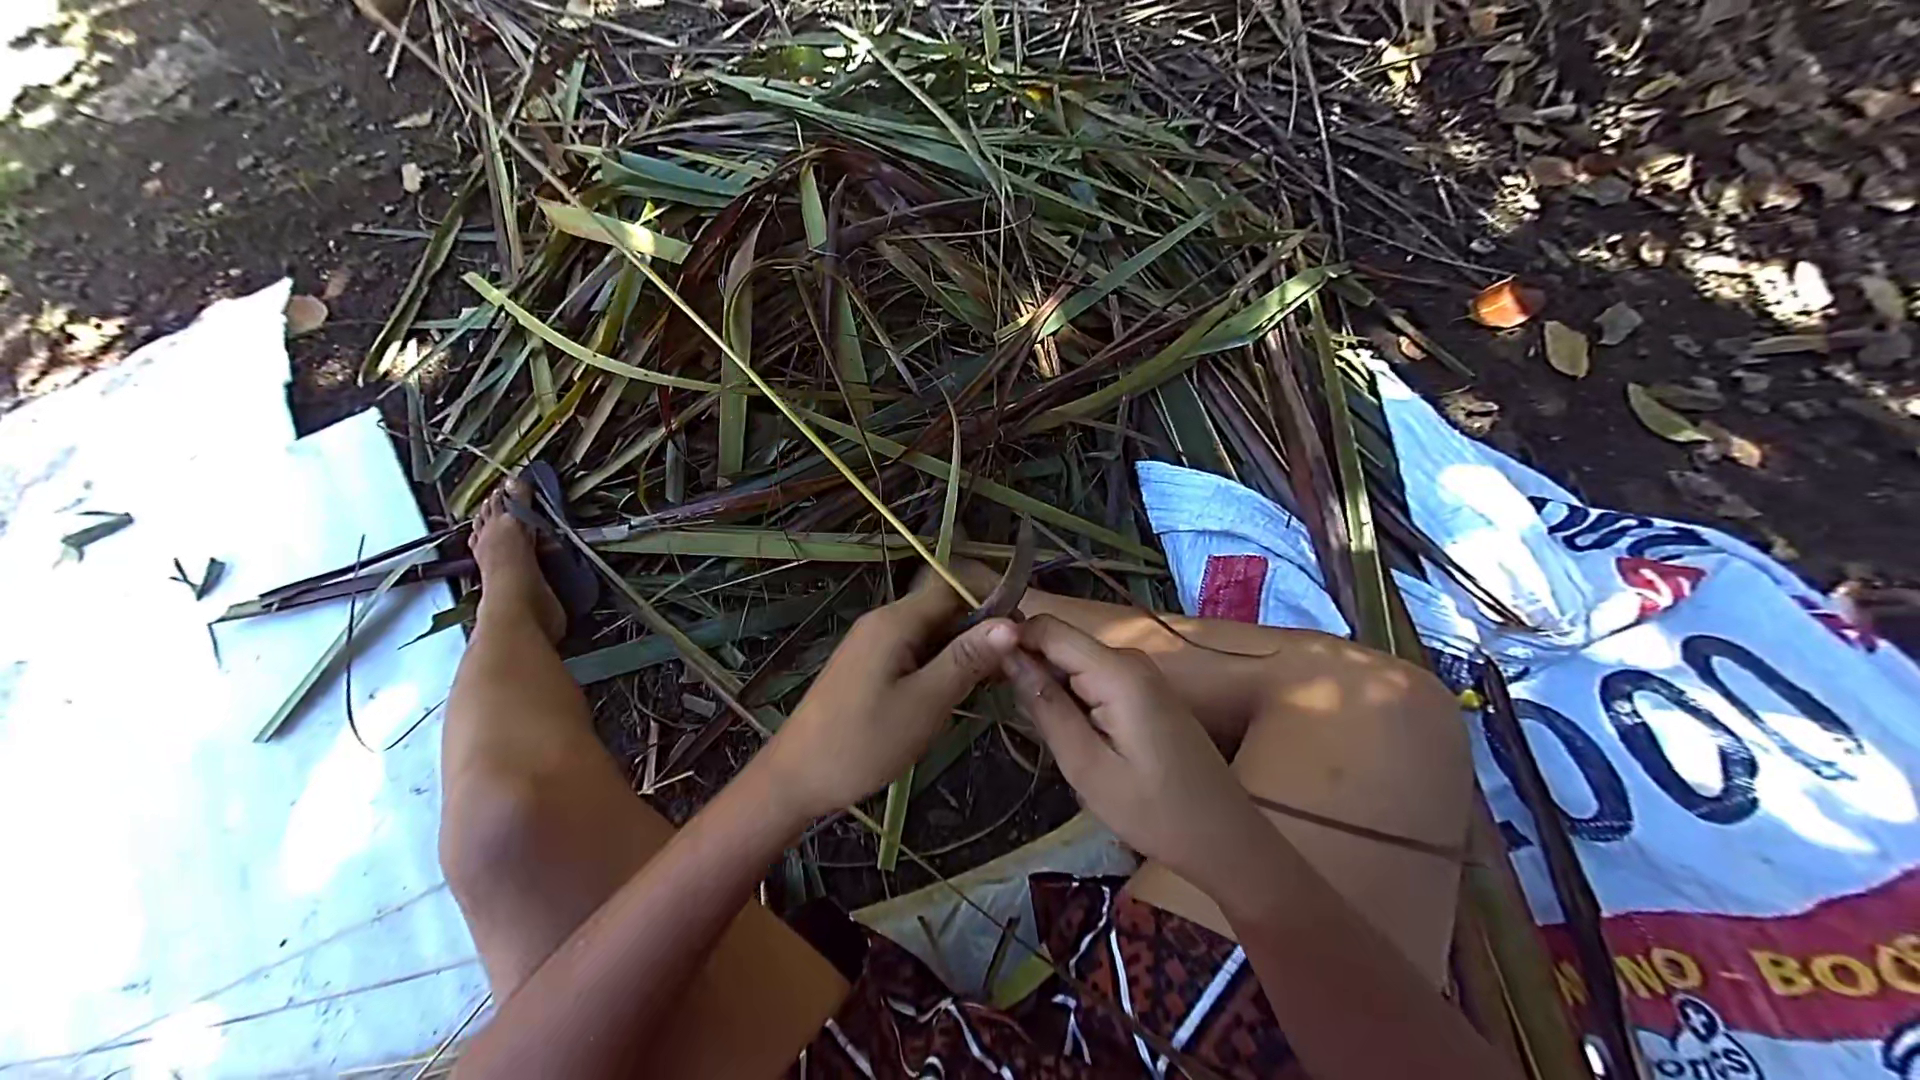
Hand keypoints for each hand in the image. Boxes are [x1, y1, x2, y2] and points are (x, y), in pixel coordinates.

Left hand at [759, 575, 1019, 821]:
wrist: (796, 778)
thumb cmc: (863, 742)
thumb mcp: (925, 703)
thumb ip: (966, 660)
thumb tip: (1011, 623)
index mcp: (896, 620)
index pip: (954, 585)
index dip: (991, 601)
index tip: (1021, 634)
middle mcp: (884, 621)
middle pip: (943, 607)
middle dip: (979, 630)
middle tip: (1011, 668)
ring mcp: (873, 643)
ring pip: (931, 632)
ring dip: (961, 651)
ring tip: (989, 684)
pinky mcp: (868, 665)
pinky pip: (914, 651)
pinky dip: (938, 665)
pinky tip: (952, 694)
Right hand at [1002, 615, 1269, 898]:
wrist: (1224, 839)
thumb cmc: (1154, 811)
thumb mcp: (1086, 765)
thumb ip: (1045, 705)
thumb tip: (1007, 656)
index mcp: (1118, 671)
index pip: (1048, 628)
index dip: (1010, 639)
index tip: (978, 666)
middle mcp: (1130, 659)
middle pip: (1060, 642)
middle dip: (1026, 664)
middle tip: (999, 704)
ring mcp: (1140, 673)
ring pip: (1073, 660)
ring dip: (1046, 682)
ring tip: (1026, 721)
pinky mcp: (1143, 690)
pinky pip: (1093, 676)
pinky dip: (1070, 694)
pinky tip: (1061, 727)